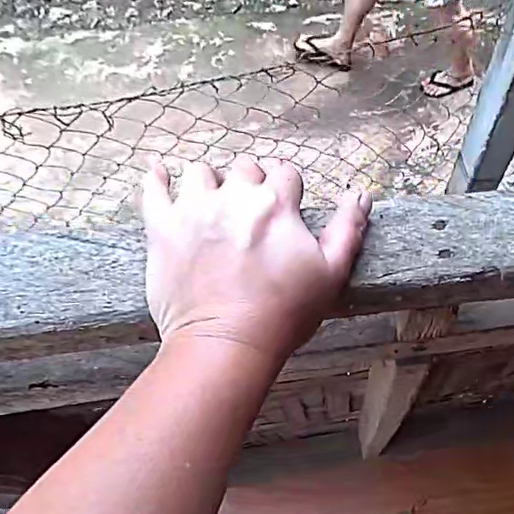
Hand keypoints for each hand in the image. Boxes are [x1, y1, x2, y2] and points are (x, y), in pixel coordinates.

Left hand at [141, 155, 370, 362]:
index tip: (284, 204)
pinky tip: (159, 172)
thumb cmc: (283, 313)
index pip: (285, 173)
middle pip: (245, 169)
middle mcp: (235, 197)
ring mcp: (194, 209)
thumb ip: (348, 228)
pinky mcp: (163, 228)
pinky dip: (157, 178)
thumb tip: (360, 194)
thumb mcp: (331, 274)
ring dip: (210, 182)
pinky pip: (153, 188)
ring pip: (201, 172)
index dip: (287, 188)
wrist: (226, 345)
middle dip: (251, 184)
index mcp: (277, 205)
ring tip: (211, 203)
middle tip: (250, 213)